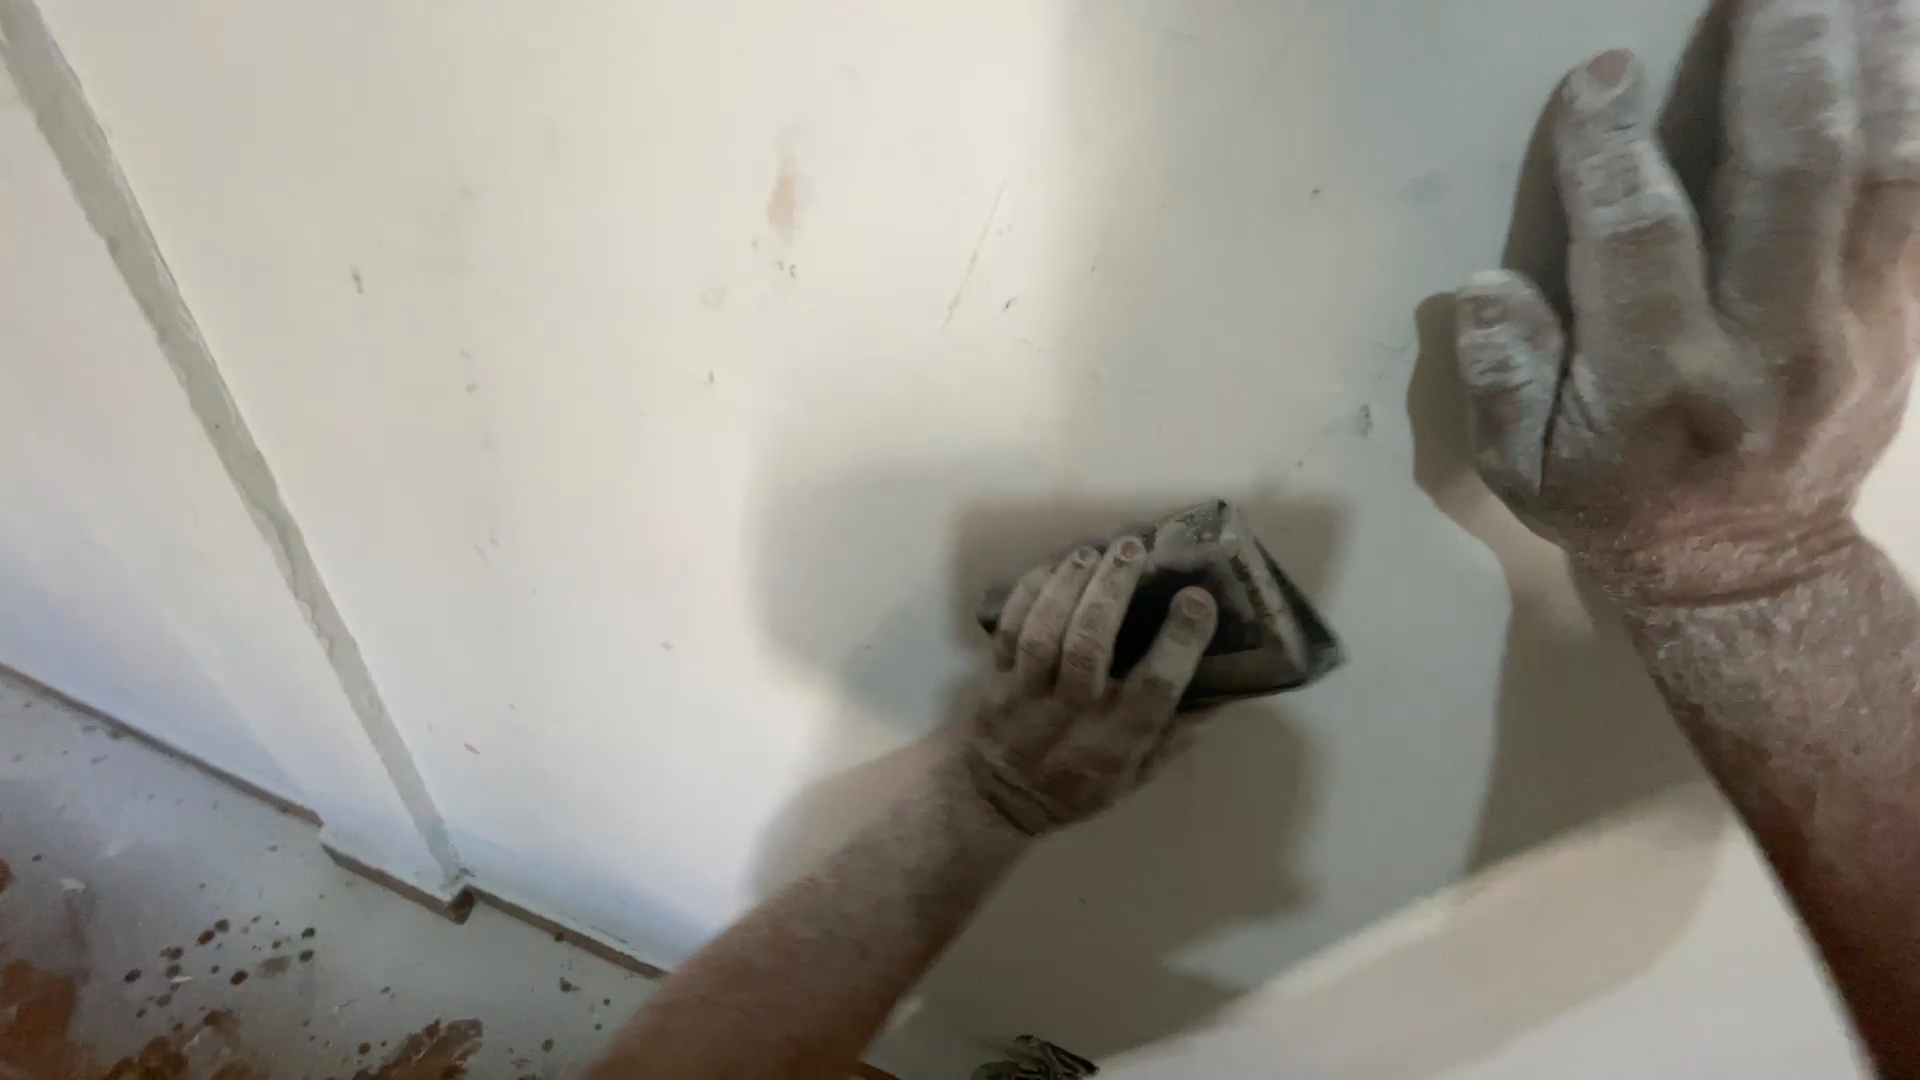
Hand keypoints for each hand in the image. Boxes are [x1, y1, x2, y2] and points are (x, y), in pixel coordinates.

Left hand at [964, 539, 1218, 835]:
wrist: (996, 797)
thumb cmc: (1076, 785)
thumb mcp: (1136, 776)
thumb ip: (1176, 736)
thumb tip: (1226, 690)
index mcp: (1116, 743)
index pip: (1154, 690)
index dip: (1179, 642)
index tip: (1196, 598)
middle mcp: (1071, 717)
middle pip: (1089, 646)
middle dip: (1112, 592)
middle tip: (1133, 548)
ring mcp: (1026, 695)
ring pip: (1045, 632)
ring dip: (1069, 585)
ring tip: (1094, 551)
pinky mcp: (995, 676)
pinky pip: (1010, 628)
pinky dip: (1030, 592)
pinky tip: (1054, 566)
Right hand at [1455, 4, 1919, 604]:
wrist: (1736, 563)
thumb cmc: (1602, 510)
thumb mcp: (1513, 470)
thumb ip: (1498, 380)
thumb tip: (1483, 289)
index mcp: (1654, 380)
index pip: (1636, 240)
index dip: (1612, 152)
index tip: (1597, 76)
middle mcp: (1769, 339)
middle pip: (1788, 175)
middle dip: (1778, 59)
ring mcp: (1856, 321)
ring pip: (1884, 165)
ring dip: (1872, 57)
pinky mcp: (1904, 312)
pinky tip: (1910, 44)